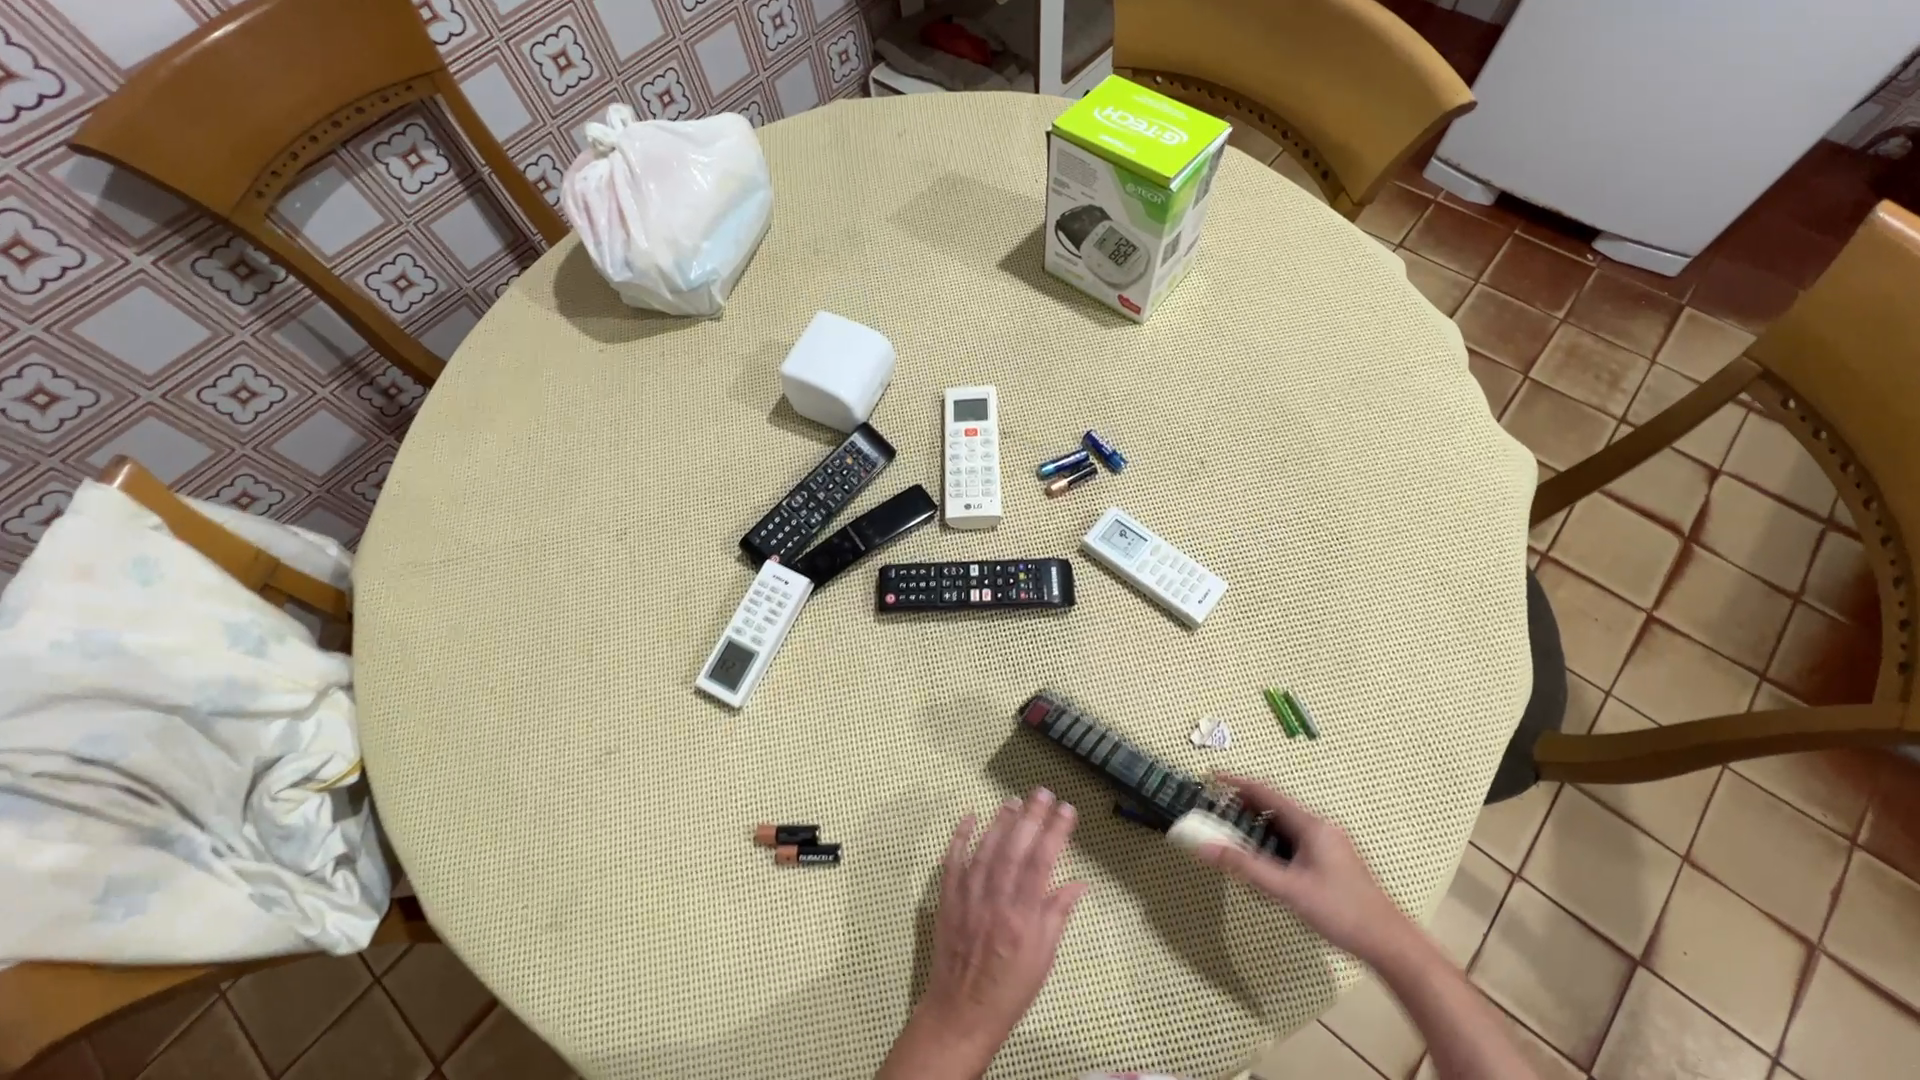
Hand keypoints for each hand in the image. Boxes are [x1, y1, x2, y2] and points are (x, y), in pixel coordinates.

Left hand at [896, 790, 1088, 1072]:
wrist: (961, 1012)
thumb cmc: (1010, 989)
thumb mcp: (1044, 958)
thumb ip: (1057, 915)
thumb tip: (1078, 883)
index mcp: (1022, 916)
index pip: (1042, 863)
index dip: (1055, 833)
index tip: (1067, 809)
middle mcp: (994, 900)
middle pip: (1014, 849)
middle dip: (1030, 817)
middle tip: (1042, 792)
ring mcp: (967, 897)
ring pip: (985, 849)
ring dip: (1000, 821)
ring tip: (1014, 800)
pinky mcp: (947, 899)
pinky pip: (952, 861)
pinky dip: (960, 837)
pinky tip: (969, 817)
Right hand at [1193, 775, 1412, 963]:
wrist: (1388, 943)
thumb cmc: (1343, 913)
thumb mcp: (1288, 890)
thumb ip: (1245, 867)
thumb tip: (1206, 848)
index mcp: (1312, 825)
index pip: (1266, 792)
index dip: (1237, 782)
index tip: (1213, 777)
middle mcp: (1321, 828)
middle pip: (1274, 807)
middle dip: (1243, 806)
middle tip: (1215, 811)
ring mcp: (1327, 844)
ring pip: (1284, 825)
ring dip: (1257, 826)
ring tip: (1231, 834)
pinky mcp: (1330, 861)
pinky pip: (1293, 840)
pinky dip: (1271, 842)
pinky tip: (1261, 860)